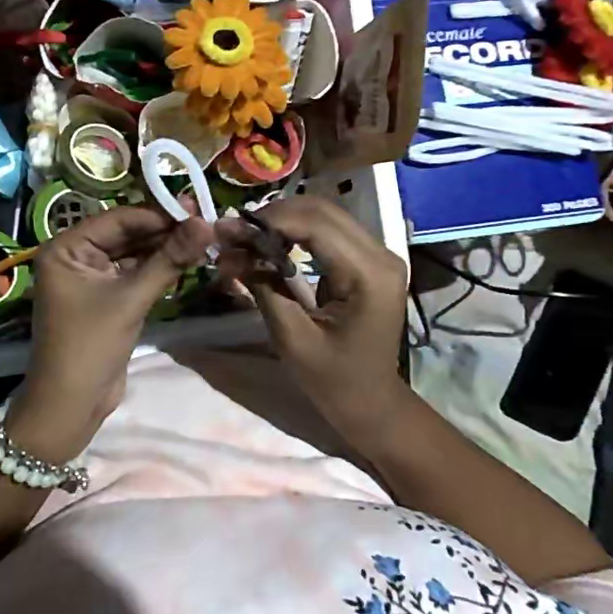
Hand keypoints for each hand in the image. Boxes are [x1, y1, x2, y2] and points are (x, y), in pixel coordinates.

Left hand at [24, 206, 213, 432]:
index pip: (118, 219)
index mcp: (66, 248)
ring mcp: (90, 279)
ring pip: (133, 254)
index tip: (197, 207)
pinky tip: (187, 260)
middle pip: (126, 234)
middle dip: (164, 231)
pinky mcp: (106, 298)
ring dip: (165, 249)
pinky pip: (134, 274)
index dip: (158, 214)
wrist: (72, 403)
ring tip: (204, 237)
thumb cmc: (91, 345)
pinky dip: (158, 268)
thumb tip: (206, 223)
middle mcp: (75, 257)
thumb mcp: (131, 298)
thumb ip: (169, 259)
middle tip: (207, 221)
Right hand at [219, 197, 408, 431]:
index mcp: (370, 275)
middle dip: (274, 216)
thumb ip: (264, 286)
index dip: (270, 221)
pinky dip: (296, 232)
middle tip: (233, 233)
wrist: (371, 402)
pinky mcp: (371, 260)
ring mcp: (380, 255)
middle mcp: (382, 255)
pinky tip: (269, 244)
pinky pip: (330, 232)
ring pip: (325, 215)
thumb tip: (230, 249)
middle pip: (322, 211)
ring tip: (246, 239)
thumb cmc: (333, 380)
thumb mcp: (292, 337)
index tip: (229, 230)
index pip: (316, 225)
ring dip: (283, 221)